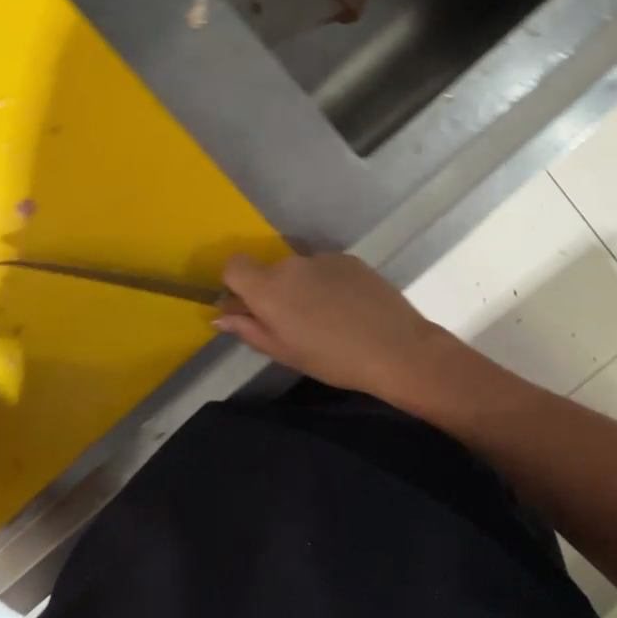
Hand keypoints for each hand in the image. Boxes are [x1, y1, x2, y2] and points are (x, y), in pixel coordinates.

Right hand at [215, 253, 458, 401]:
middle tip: (294, 324)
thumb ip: (249, 329)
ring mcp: (323, 258)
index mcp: (269, 289)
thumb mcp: (285, 352)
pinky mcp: (349, 258)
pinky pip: (325, 268)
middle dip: (274, 292)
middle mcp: (291, 265)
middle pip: (269, 271)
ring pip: (299, 270)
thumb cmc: (333, 360)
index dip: (237, 283)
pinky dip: (328, 283)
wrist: (396, 348)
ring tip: (327, 318)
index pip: (234, 265)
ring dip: (303, 288)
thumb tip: (221, 316)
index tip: (249, 306)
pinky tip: (348, 308)